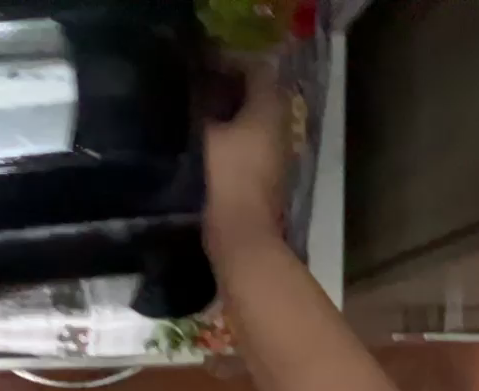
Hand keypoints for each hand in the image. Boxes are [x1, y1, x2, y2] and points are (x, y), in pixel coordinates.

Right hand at [203, 63, 288, 264]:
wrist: (243, 237)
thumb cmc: (226, 179)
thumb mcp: (206, 138)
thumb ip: (202, 112)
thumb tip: (197, 100)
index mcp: (268, 108)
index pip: (255, 70)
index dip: (229, 65)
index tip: (203, 70)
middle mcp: (281, 128)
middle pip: (259, 99)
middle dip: (232, 96)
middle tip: (201, 97)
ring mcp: (279, 159)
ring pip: (256, 128)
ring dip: (234, 124)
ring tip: (203, 125)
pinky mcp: (270, 185)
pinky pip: (253, 154)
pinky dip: (236, 149)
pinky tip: (213, 156)